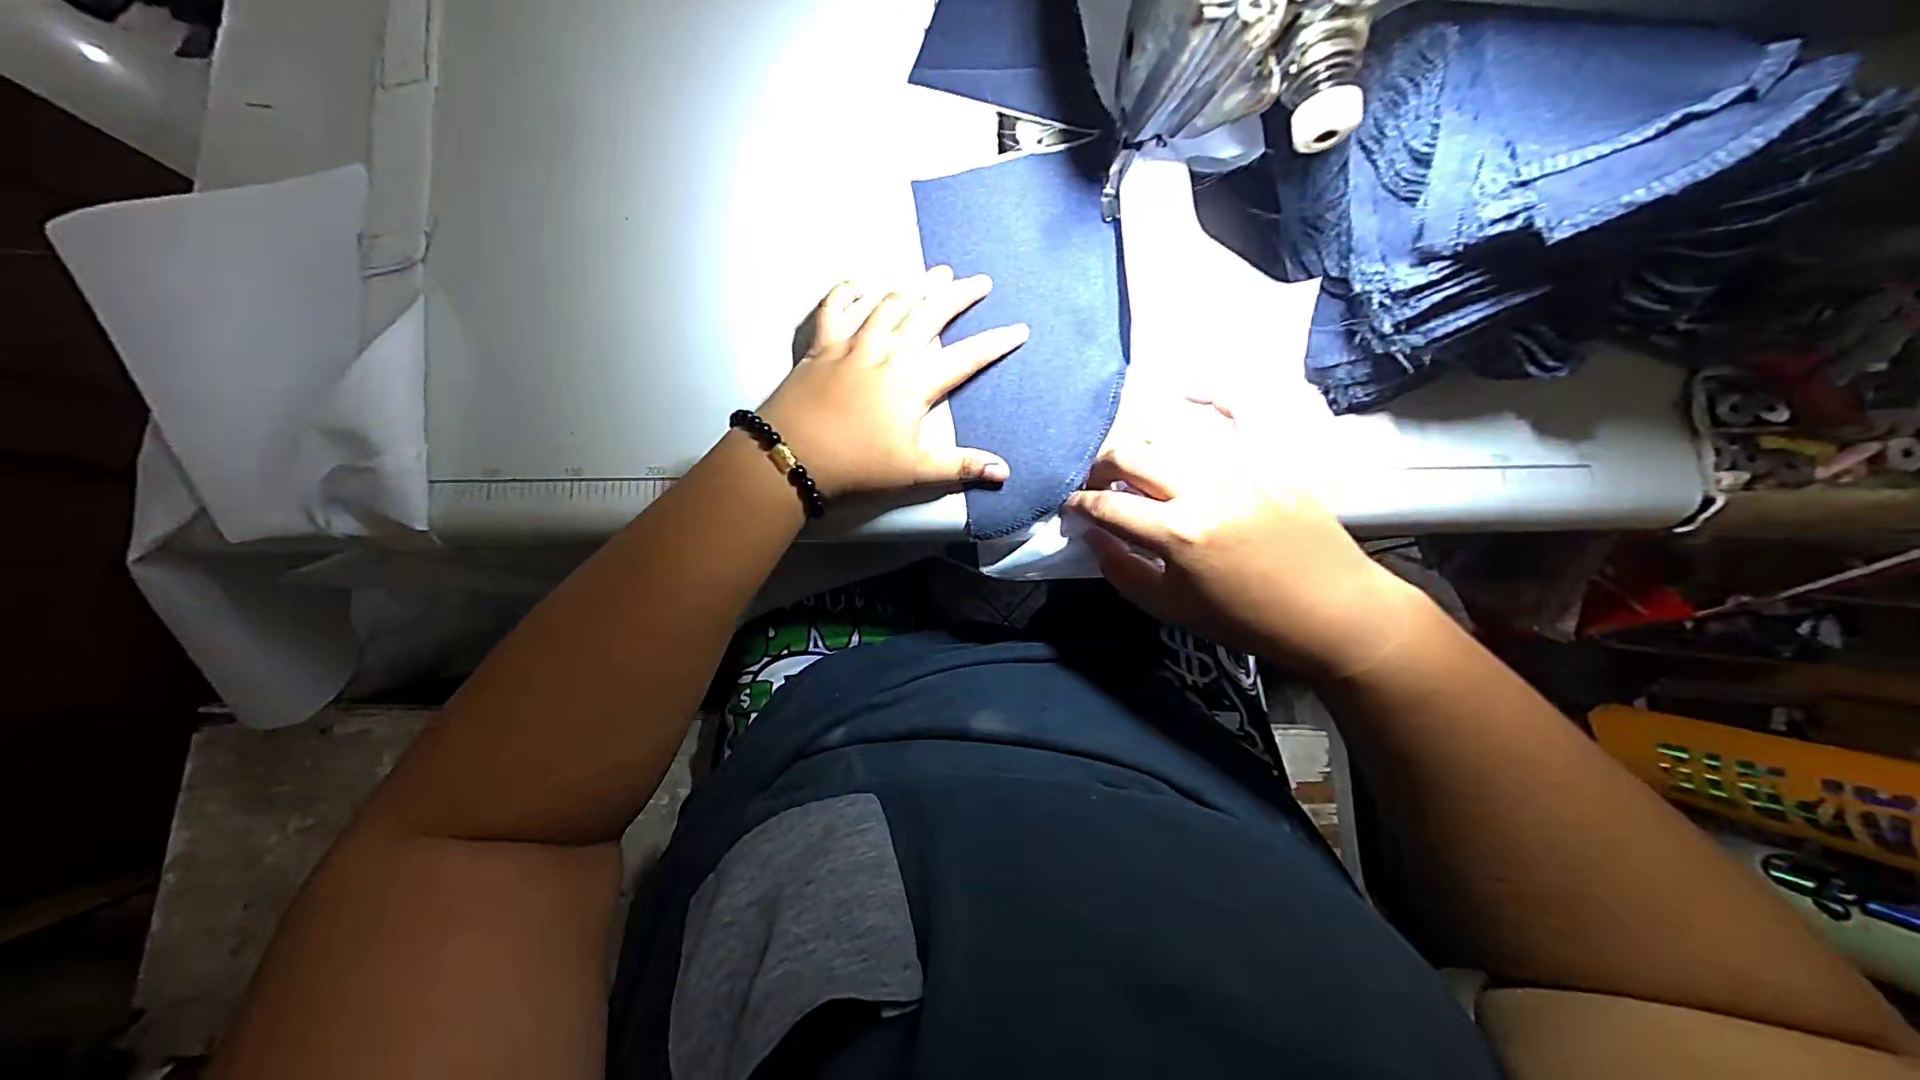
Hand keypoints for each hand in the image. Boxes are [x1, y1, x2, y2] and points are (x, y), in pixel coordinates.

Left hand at [756, 266, 1029, 499]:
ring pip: (890, 303)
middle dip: (960, 296)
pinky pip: (834, 308)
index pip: (967, 357)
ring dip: (914, 286)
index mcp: (916, 382)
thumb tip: (1003, 472)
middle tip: (980, 282)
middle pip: (931, 314)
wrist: (793, 454)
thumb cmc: (857, 464)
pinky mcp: (822, 345)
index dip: (997, 343)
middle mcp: (889, 353)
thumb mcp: (915, 469)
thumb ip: (961, 466)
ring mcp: (853, 344)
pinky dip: (847, 292)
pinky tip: (859, 284)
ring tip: (934, 275)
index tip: (1019, 329)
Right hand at [1063, 406, 1432, 681]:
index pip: (1107, 506)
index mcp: (1179, 534)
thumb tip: (1094, 536)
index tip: (1071, 507)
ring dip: (1142, 444)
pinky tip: (1192, 393)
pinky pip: (1241, 411)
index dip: (1079, 505)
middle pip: (1131, 456)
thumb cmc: (1246, 619)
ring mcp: (1243, 467)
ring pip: (1172, 433)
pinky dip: (1214, 395)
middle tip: (1096, 482)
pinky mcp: (1273, 458)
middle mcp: (1206, 490)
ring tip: (1136, 461)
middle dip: (1099, 466)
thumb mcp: (1171, 609)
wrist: (1332, 613)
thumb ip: (1121, 570)